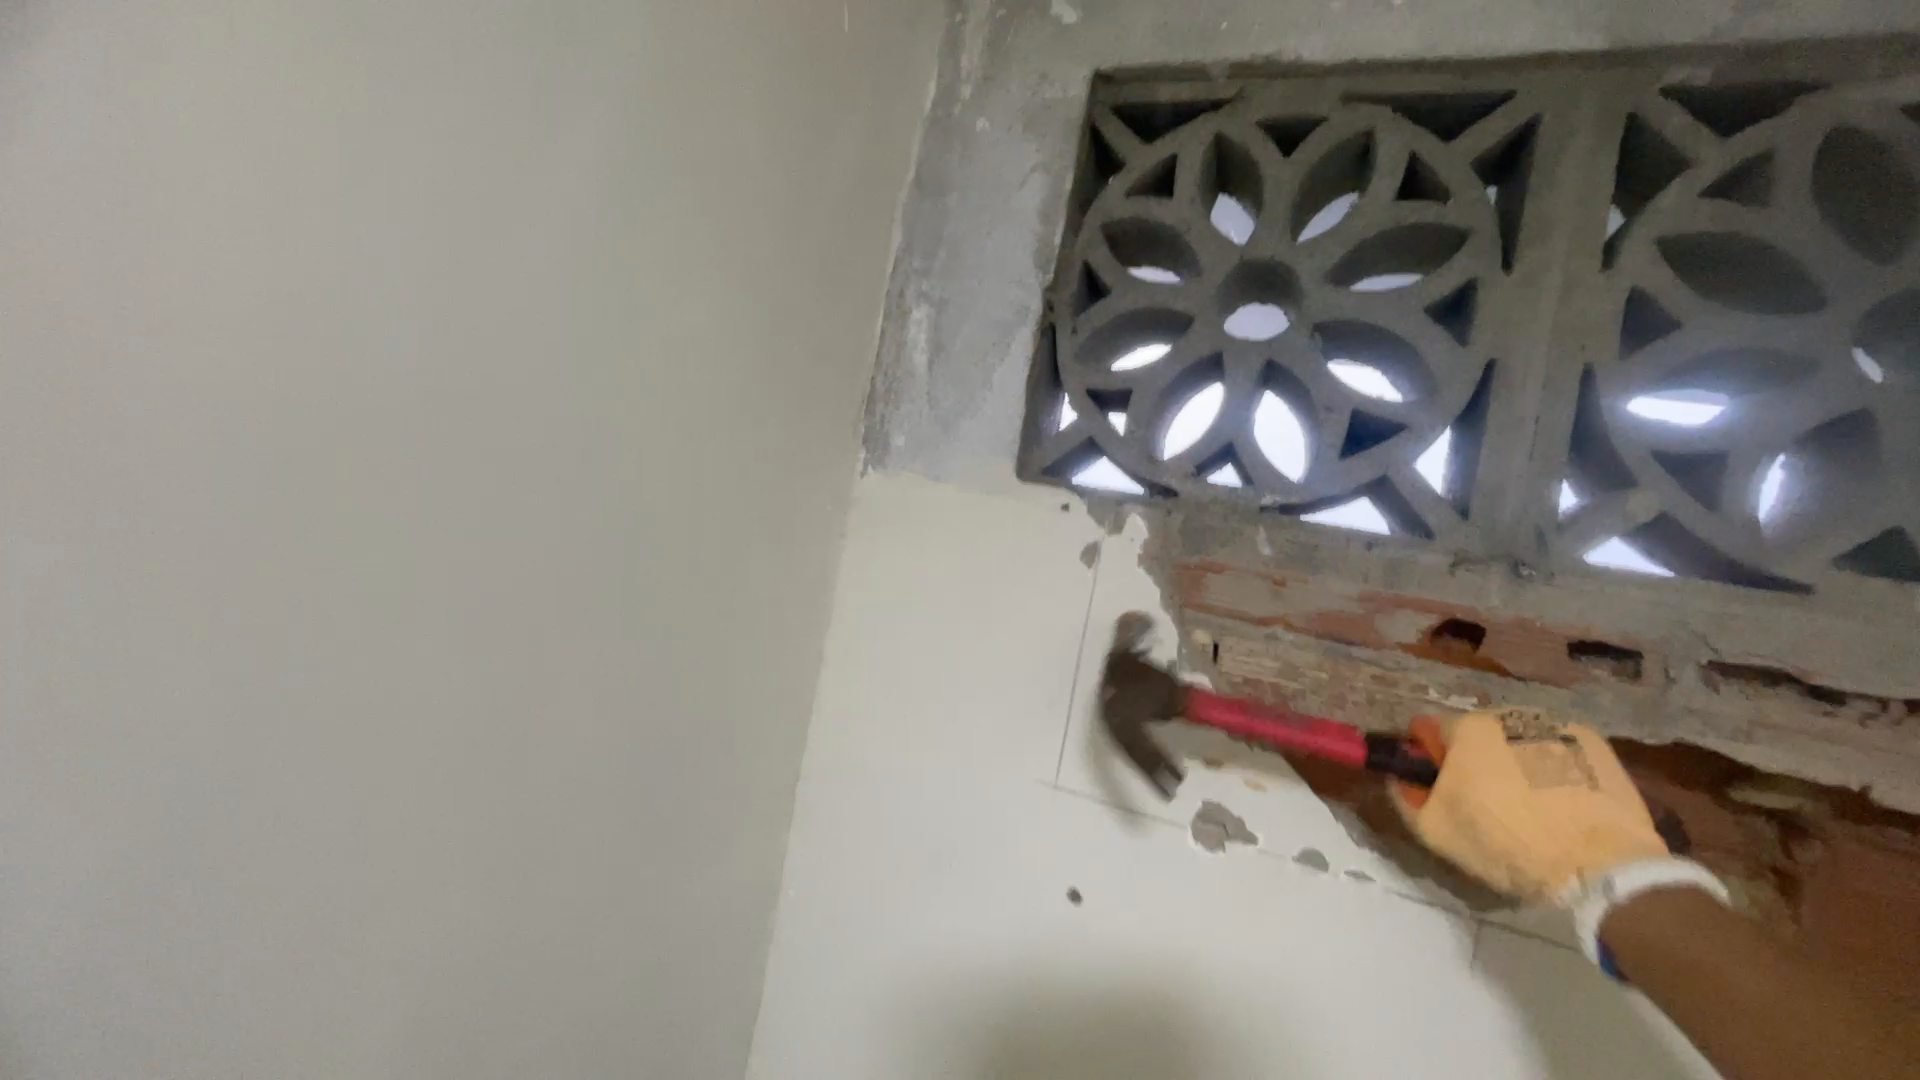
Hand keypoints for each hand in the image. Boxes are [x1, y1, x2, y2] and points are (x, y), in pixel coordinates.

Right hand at [1389, 708, 1668, 902]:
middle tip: (1485, 799)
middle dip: (1474, 757)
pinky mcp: (1598, 746)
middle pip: (1476, 733)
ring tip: (1530, 804)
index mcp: (1466, 728)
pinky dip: (1555, 767)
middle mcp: (1509, 715)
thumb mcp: (1434, 830)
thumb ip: (1405, 797)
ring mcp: (1558, 727)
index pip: (1429, 729)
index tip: (1437, 784)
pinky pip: (1560, 750)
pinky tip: (1563, 801)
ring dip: (1515, 760)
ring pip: (1520, 740)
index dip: (1428, 757)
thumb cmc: (1505, 843)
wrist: (1599, 867)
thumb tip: (1401, 780)